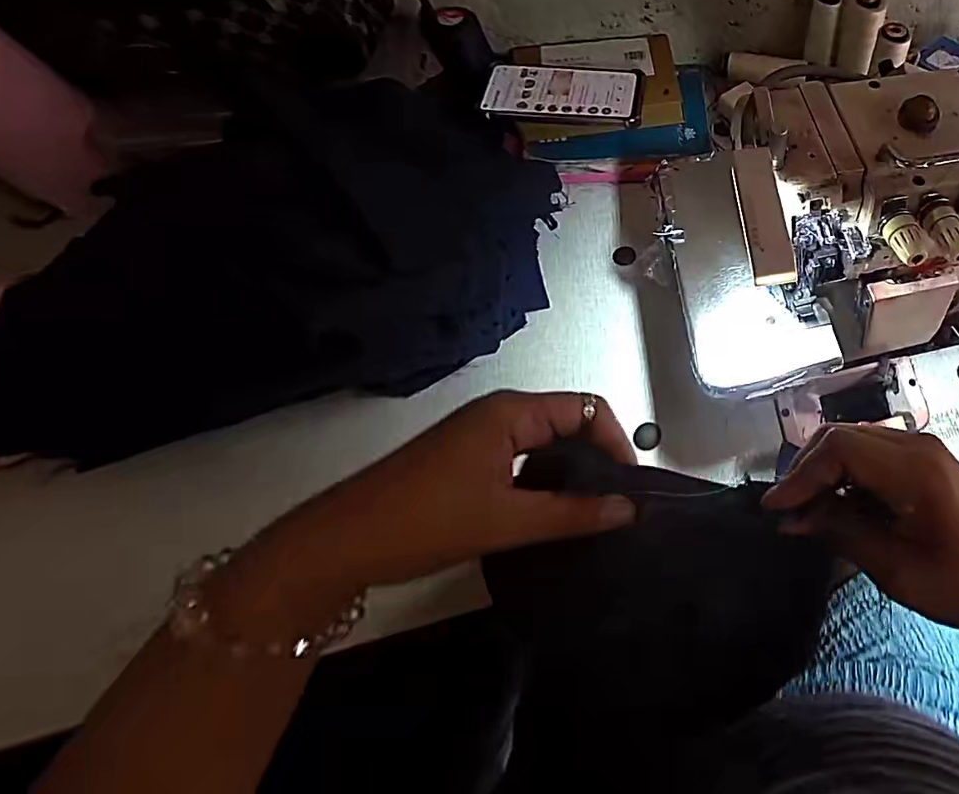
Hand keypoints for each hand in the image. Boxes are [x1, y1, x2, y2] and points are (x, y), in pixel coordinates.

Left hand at [209, 391, 637, 638]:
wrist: (331, 549)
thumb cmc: (417, 524)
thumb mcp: (505, 522)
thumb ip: (573, 514)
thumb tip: (626, 510)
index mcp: (511, 412)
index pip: (588, 408)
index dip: (616, 441)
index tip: (627, 483)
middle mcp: (499, 412)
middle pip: (571, 419)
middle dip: (598, 454)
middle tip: (614, 497)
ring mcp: (481, 432)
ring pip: (548, 438)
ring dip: (572, 466)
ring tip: (589, 505)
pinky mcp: (468, 454)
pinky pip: (525, 452)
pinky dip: (547, 474)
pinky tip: (550, 506)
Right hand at [762, 424, 958, 649]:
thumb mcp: (895, 569)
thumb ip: (842, 532)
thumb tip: (792, 518)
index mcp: (916, 469)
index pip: (840, 448)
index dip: (801, 475)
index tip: (774, 509)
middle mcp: (918, 445)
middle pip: (843, 435)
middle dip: (807, 470)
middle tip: (787, 512)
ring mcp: (923, 448)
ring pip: (854, 440)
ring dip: (825, 471)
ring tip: (806, 513)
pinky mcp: (924, 459)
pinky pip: (872, 453)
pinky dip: (846, 474)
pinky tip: (837, 506)